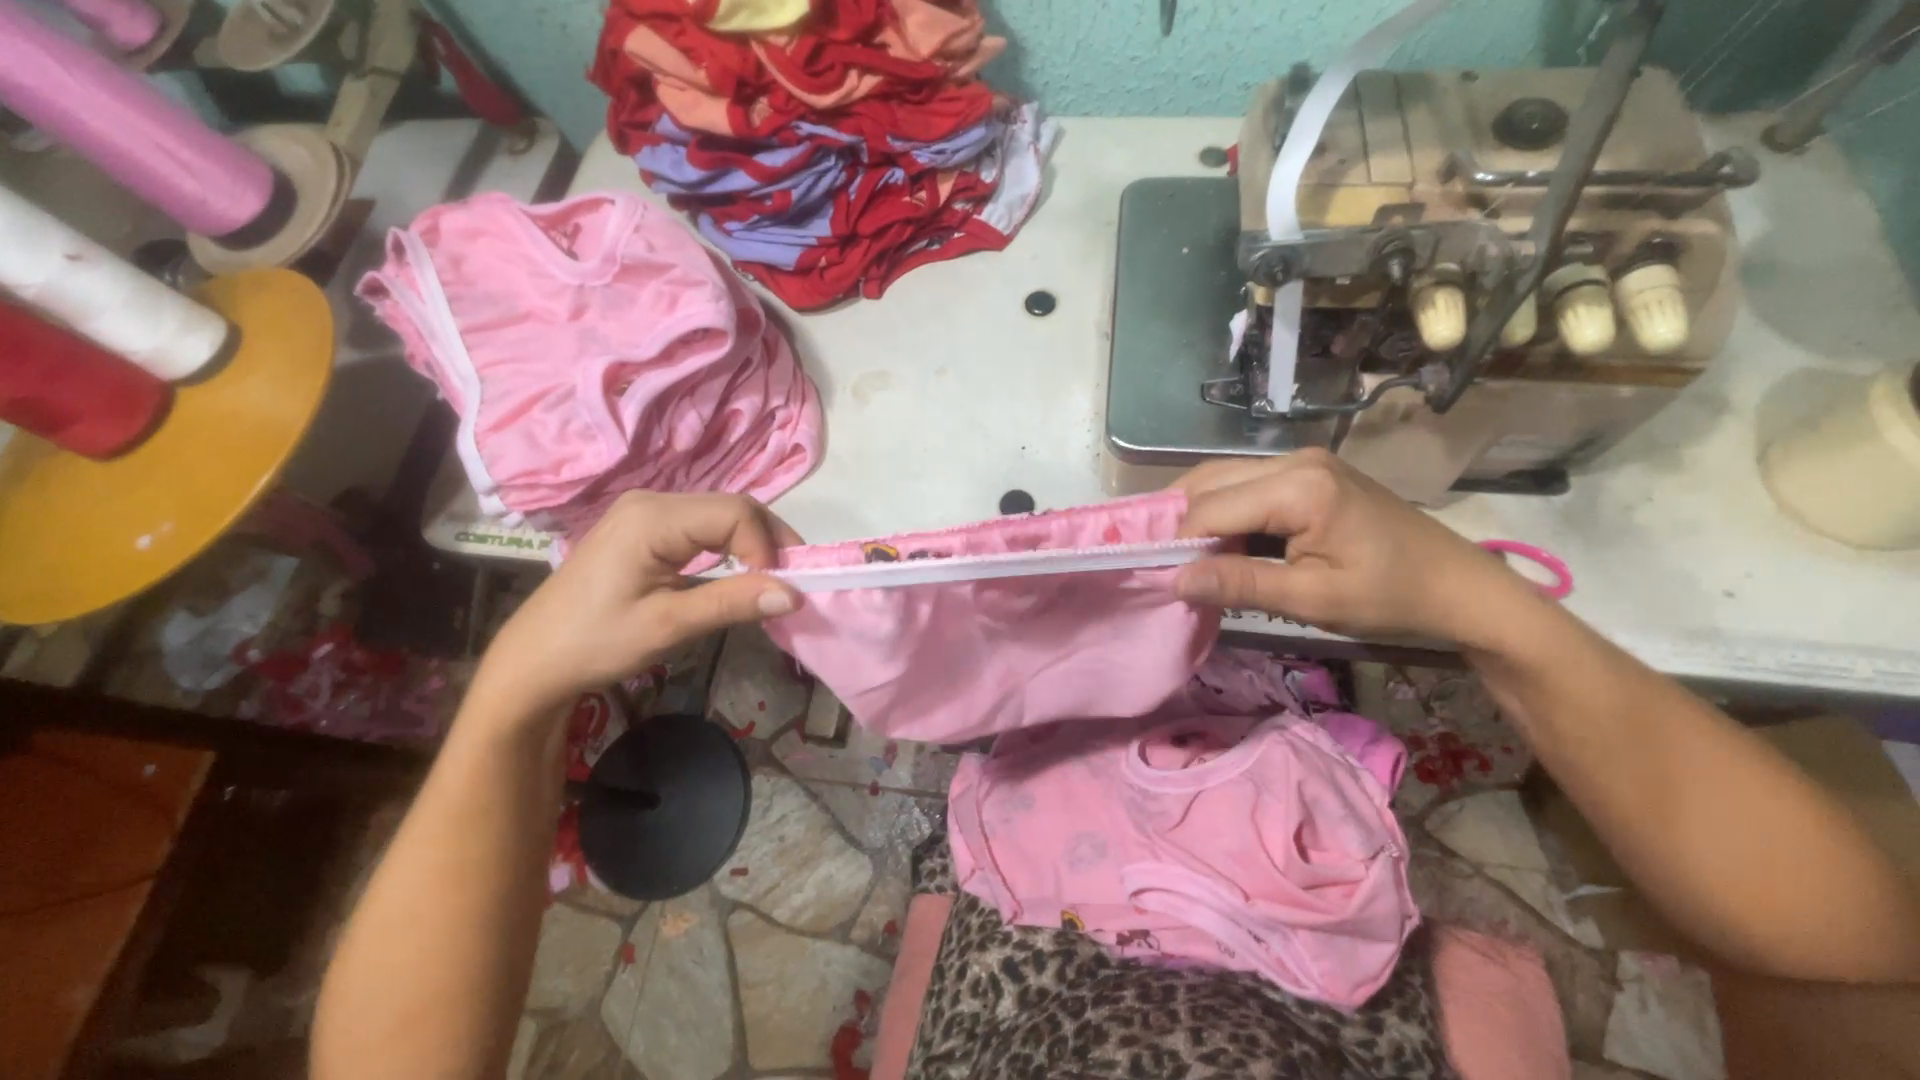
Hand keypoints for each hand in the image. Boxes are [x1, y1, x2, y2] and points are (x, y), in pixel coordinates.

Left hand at [471, 492, 802, 719]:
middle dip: (768, 542)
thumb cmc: (596, 643)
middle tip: (790, 584)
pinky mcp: (643, 530)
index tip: (776, 592)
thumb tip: (794, 593)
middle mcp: (651, 502)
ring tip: (771, 583)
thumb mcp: (668, 626)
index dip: (767, 547)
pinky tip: (739, 575)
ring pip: (720, 516)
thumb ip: (732, 603)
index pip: (736, 513)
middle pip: (731, 508)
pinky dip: (728, 549)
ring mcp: (645, 513)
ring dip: (752, 546)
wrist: (534, 661)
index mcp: (653, 518)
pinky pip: (701, 528)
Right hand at [1172, 450, 1539, 645]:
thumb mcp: (1313, 600)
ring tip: (1184, 556)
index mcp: (1299, 487)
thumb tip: (1176, 580)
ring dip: (1198, 514)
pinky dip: (1223, 510)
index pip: (1211, 509)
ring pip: (1223, 478)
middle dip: (1180, 522)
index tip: (1159, 578)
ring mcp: (1304, 461)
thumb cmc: (1391, 597)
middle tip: (1161, 565)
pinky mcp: (1310, 472)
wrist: (1459, 586)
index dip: (1178, 543)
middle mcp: (1295, 460)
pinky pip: (1247, 483)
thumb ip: (1241, 584)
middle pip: (1210, 481)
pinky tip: (1218, 541)